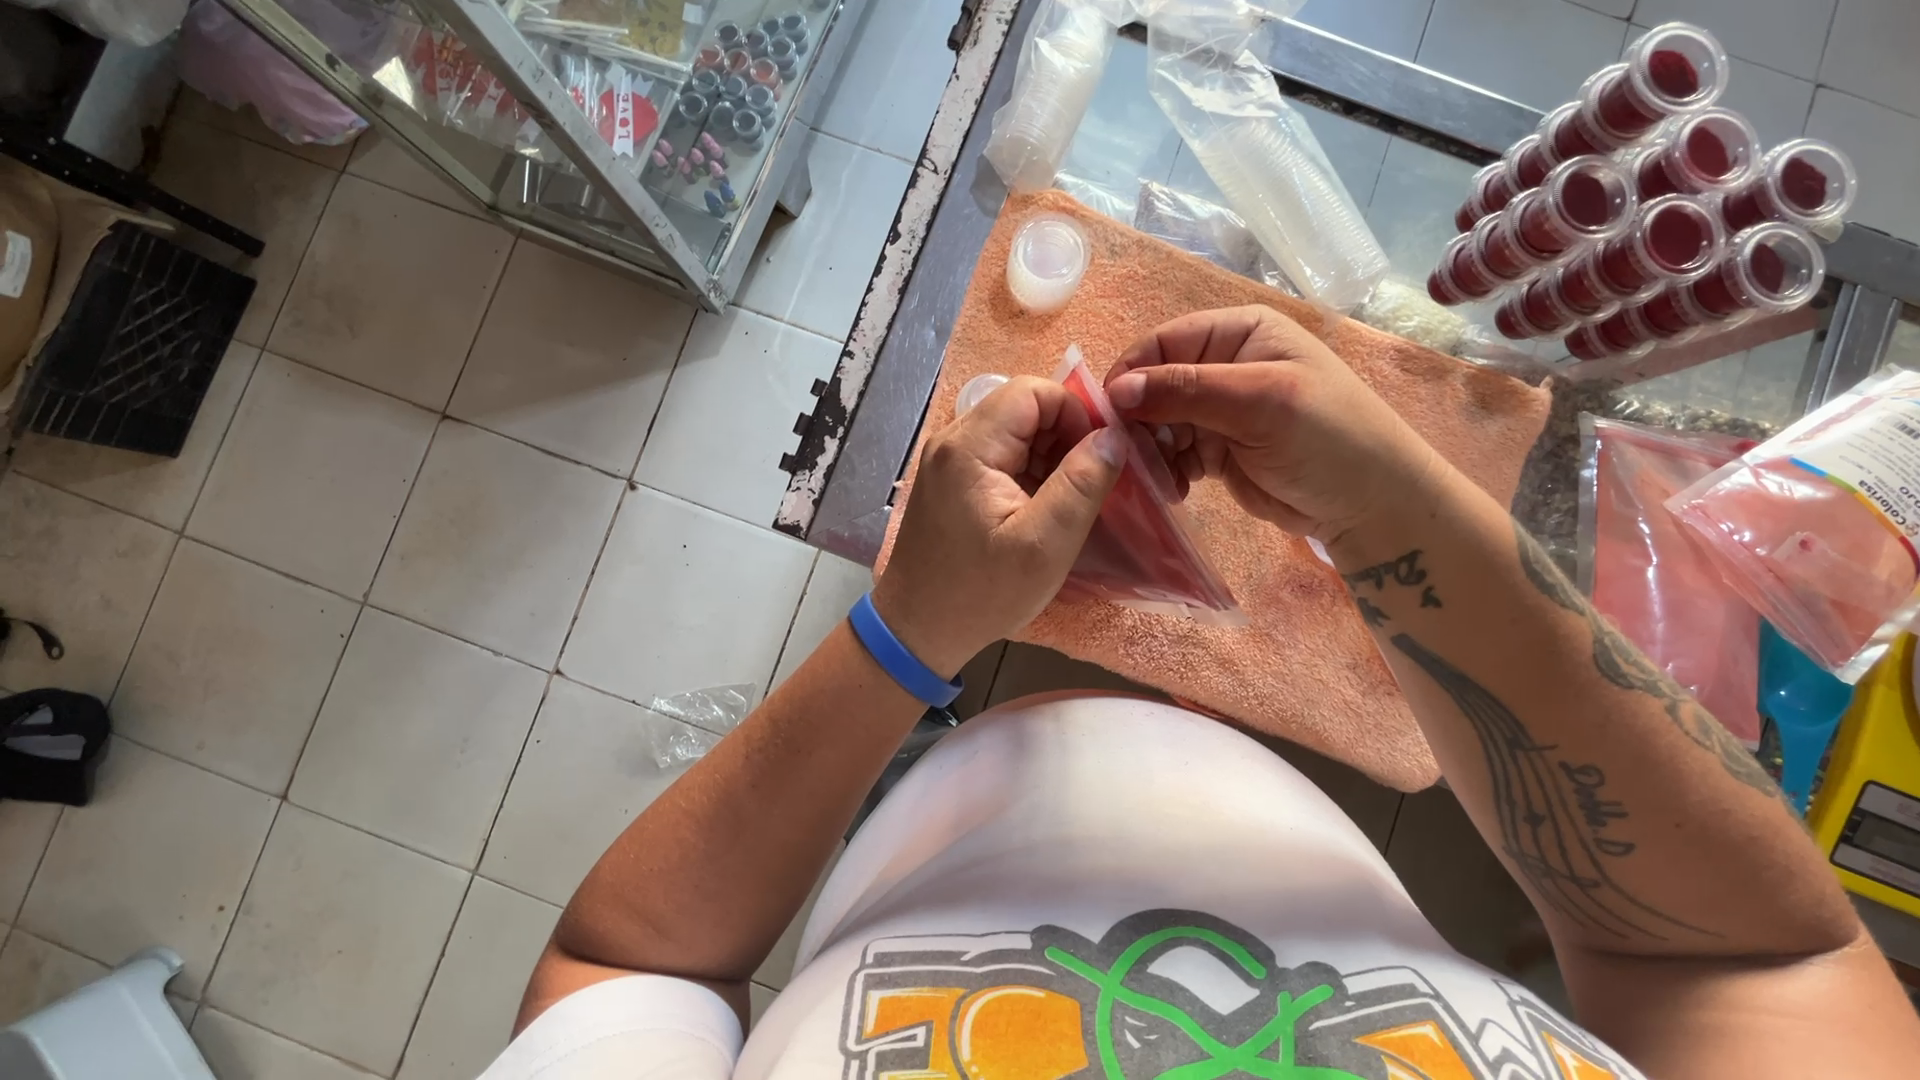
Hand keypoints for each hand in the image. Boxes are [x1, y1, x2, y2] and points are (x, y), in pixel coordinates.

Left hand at [873, 377, 1127, 676]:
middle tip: (1086, 486)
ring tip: (1065, 504)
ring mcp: (947, 461)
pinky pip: (999, 457)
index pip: (1033, 392)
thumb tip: (1114, 436)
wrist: (918, 630)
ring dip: (1049, 459)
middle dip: (1064, 438)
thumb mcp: (1044, 544)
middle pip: (1022, 409)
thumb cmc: (981, 594)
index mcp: (969, 446)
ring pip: (1014, 433)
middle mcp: (951, 441)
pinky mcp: (950, 482)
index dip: (1075, 414)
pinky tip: (1040, 512)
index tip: (1098, 458)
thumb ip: (1082, 484)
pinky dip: (1028, 474)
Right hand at [1104, 306, 1450, 555]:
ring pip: (1157, 424)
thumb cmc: (1328, 437)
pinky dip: (1165, 471)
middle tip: (1129, 457)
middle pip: (1154, 385)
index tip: (1107, 415)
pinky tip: (1173, 490)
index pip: (1163, 343)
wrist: (1369, 505)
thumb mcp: (1260, 402)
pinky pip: (1171, 454)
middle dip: (1138, 420)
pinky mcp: (1215, 451)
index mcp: (1238, 334)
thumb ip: (1186, 392)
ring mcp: (1218, 412)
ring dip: (1149, 451)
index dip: (1132, 374)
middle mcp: (1223, 367)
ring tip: (1157, 479)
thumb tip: (1116, 390)